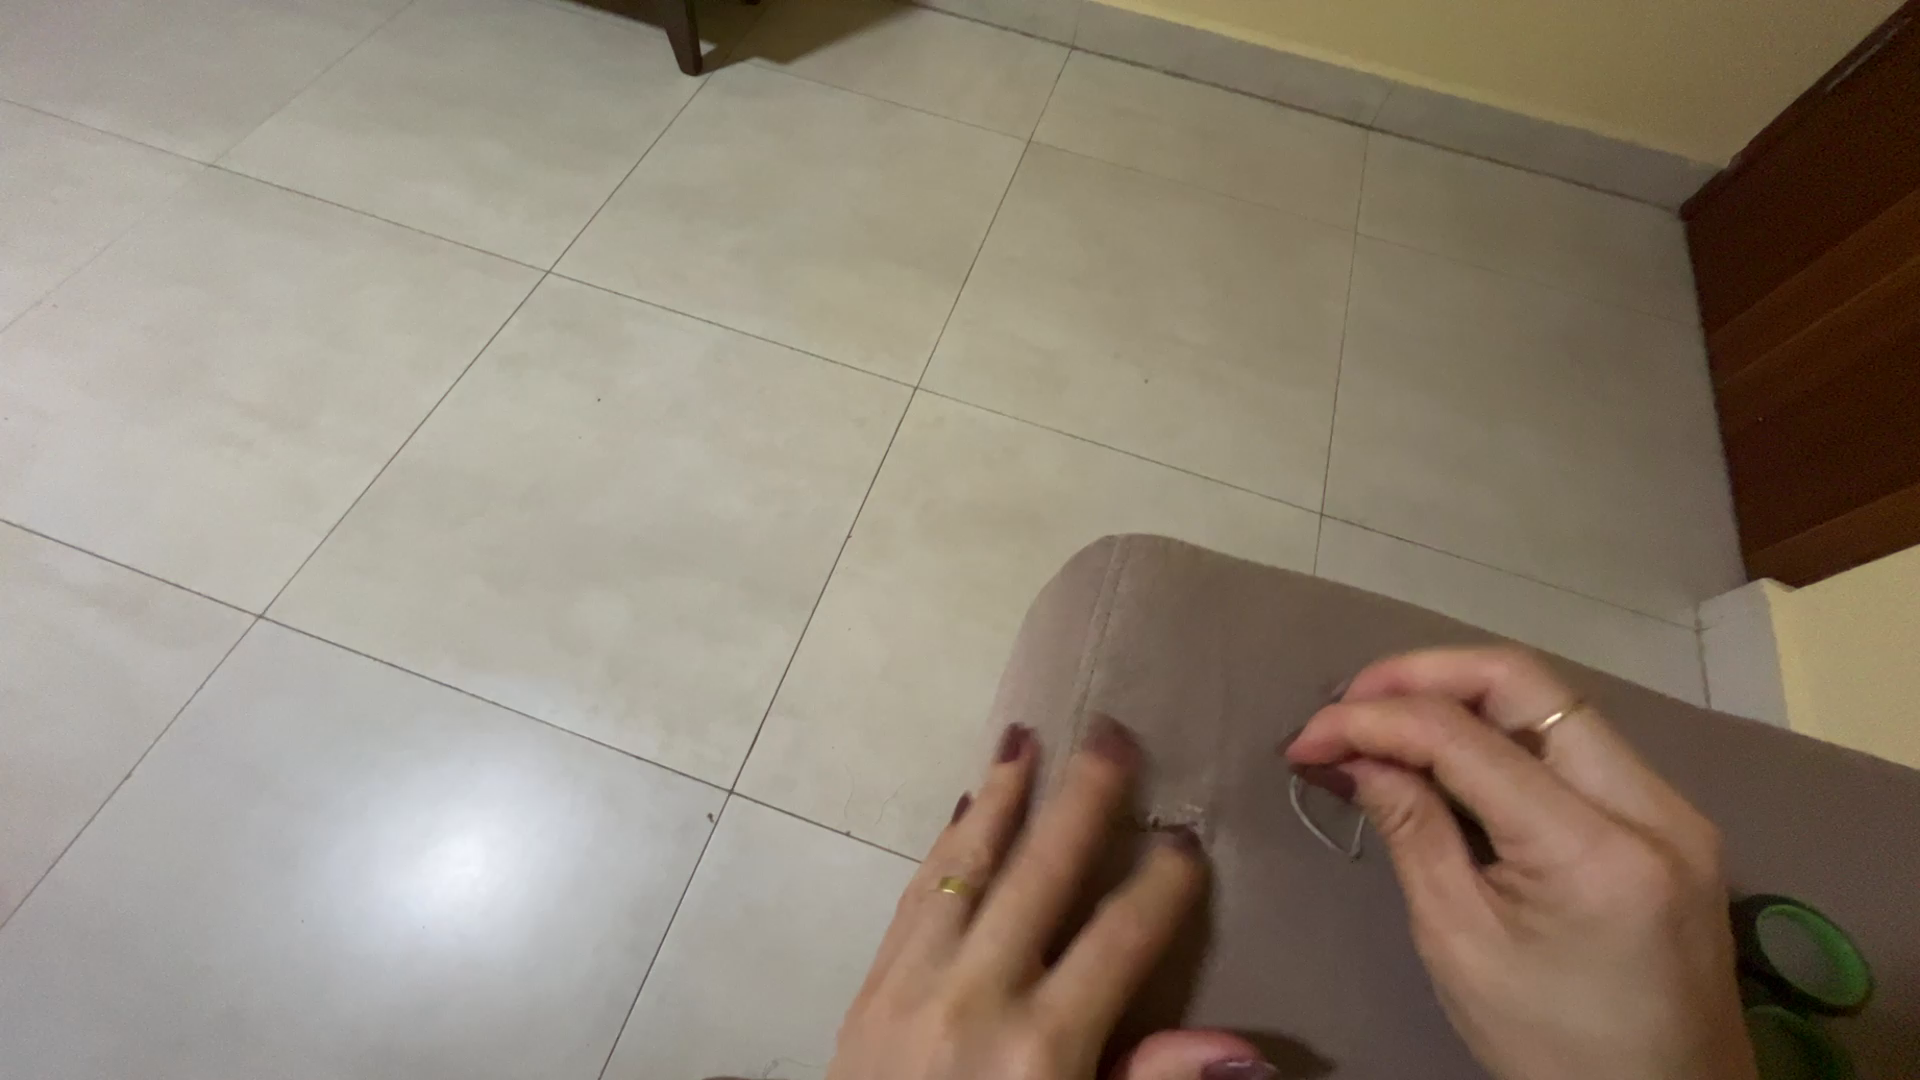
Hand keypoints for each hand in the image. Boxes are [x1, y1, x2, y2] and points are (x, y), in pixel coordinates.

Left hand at [827, 715, 1274, 1079]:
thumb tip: (1247, 1048)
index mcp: (1043, 1047)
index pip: (1119, 940)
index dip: (1161, 886)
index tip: (1186, 840)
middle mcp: (979, 992)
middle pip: (1041, 872)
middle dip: (1082, 798)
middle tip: (1110, 732)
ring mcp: (916, 978)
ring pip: (967, 861)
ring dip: (1000, 794)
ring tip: (1023, 736)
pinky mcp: (873, 980)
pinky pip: (916, 890)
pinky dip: (946, 840)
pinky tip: (963, 804)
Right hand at [1285, 647, 1756, 1079]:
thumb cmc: (1550, 1045)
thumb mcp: (1456, 937)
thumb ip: (1408, 825)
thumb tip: (1350, 754)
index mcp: (1596, 851)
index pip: (1460, 736)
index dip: (1368, 721)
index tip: (1305, 742)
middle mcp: (1649, 806)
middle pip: (1519, 680)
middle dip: (1414, 676)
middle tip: (1345, 706)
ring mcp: (1663, 805)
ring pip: (1540, 697)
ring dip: (1446, 694)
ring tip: (1375, 723)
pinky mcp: (1655, 814)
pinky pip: (1556, 735)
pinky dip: (1482, 725)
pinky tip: (1432, 749)